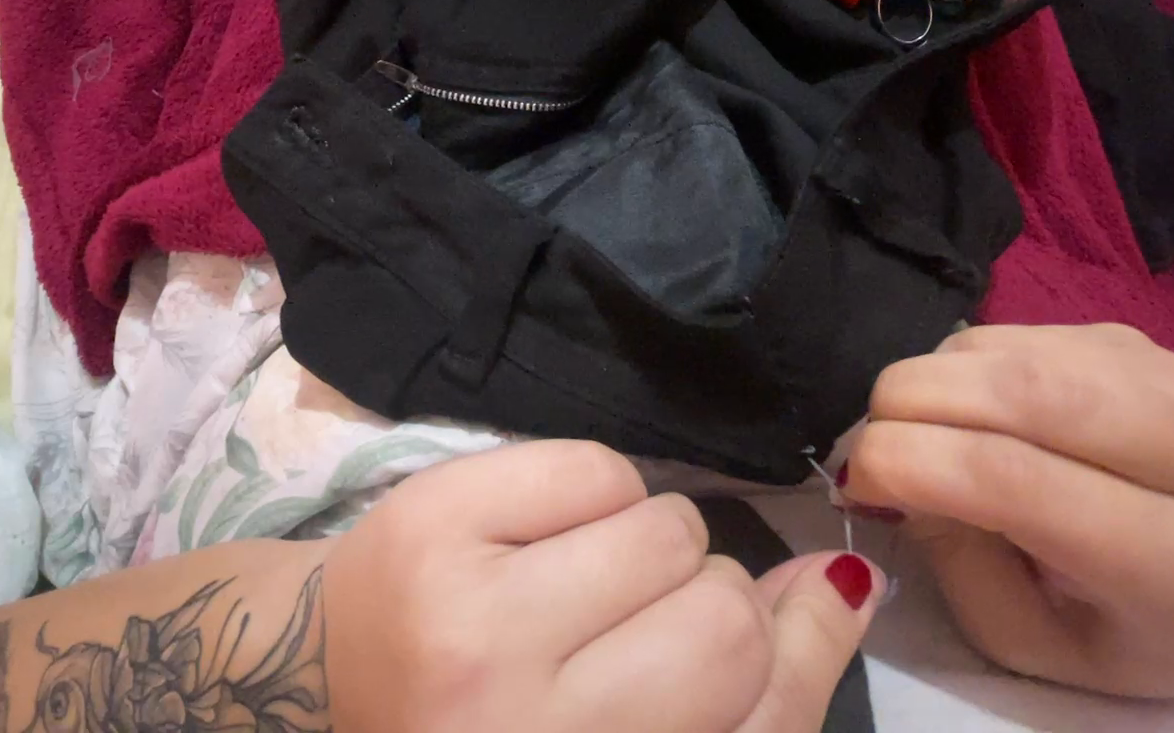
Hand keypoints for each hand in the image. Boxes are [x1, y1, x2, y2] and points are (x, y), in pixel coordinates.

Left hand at [323, 439, 882, 732]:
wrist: (327, 675)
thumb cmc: (492, 721)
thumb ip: (758, 685)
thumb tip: (846, 581)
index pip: (760, 696)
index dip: (768, 641)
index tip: (738, 623)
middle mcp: (523, 732)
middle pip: (716, 608)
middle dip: (693, 590)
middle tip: (618, 614)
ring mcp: (469, 623)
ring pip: (660, 525)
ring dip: (640, 536)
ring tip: (574, 572)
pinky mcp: (435, 523)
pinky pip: (591, 467)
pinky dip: (590, 487)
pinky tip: (536, 529)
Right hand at [838, 324, 1173, 697]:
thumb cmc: (1121, 630)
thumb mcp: (1026, 640)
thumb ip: (951, 557)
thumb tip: (880, 468)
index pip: (1021, 483)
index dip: (911, 464)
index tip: (854, 481)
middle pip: (1024, 393)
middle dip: (908, 403)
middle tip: (865, 441)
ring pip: (1012, 351)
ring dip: (928, 380)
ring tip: (914, 427)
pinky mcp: (1142, 343)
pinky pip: (1015, 333)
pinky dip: (957, 364)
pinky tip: (966, 407)